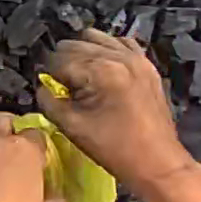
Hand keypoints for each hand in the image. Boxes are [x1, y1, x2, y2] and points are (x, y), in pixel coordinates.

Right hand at [36, 29, 199, 199]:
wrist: (158, 163)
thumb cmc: (112, 147)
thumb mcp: (68, 125)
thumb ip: (46, 98)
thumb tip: (42, 84)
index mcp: (100, 71)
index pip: (56, 60)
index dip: (47, 75)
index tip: (49, 90)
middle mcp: (118, 57)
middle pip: (73, 45)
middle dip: (62, 63)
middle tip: (62, 85)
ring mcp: (136, 58)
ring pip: (94, 37)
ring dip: (81, 52)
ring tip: (80, 74)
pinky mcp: (146, 65)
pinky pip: (118, 42)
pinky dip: (105, 49)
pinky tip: (101, 68)